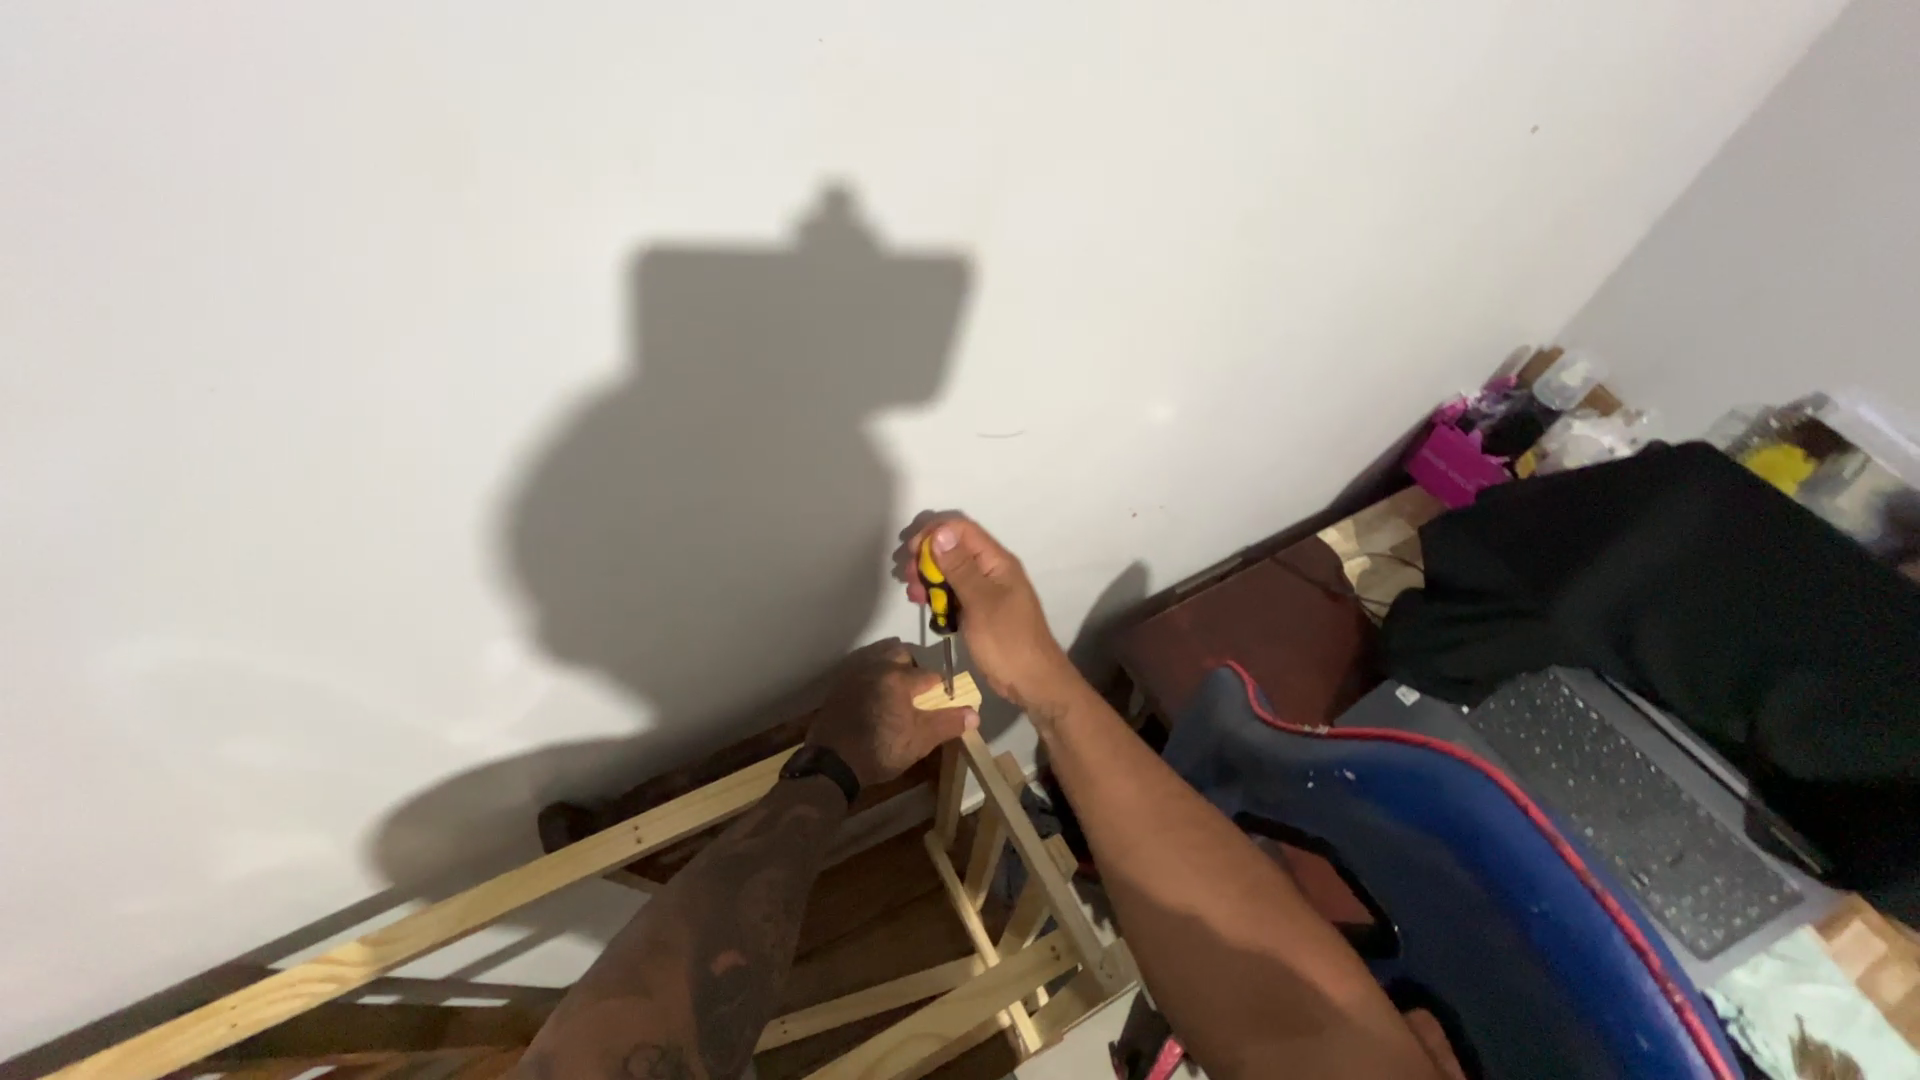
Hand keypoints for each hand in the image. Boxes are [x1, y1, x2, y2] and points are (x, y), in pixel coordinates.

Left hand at [807, 638, 977, 787]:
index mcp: (899, 678)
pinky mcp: (838, 686)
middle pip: (901, 654)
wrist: (831, 763)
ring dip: (891, 663)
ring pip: (878, 656)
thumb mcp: (920, 740)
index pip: (929, 674)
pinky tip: (873, 691)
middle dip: (914, 665)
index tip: (943, 698)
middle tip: (919, 687)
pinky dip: (871, 673)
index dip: (941, 687)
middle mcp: (876, 667)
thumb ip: (948, 723)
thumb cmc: (881, 750)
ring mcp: (854, 674)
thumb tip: (975, 714)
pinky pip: (860, 668)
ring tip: (897, 685)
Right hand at [896, 513, 1076, 711]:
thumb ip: (959, 567)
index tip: (910, 550)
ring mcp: (984, 591)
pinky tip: (922, 604)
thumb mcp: (980, 602)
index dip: (933, 533)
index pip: (962, 530)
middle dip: (926, 556)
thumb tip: (940, 532)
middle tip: (906, 575)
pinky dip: (936, 595)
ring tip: (912, 593)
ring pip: (950, 572)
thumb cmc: (1007, 640)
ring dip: (928, 577)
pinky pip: (953, 593)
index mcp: (996, 561)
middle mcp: (990, 570)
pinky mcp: (978, 610)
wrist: (1030, 681)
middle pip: (953, 548)